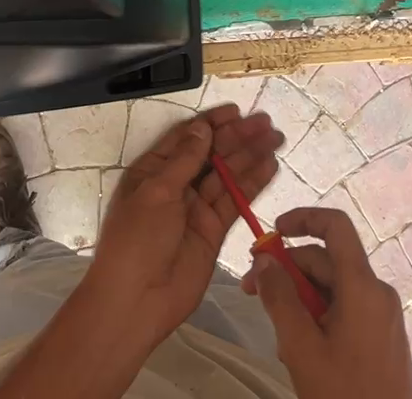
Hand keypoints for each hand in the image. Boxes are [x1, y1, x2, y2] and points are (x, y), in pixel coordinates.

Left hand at [82, 103, 283, 348]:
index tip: (236, 111)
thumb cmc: (136, 239)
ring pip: (227, 175)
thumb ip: (184, 160)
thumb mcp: (155, 192)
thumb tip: (202, 128)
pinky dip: (252, 183)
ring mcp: (196, 207)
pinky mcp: (213, 230)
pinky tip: (270, 166)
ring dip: (250, 156)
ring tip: (275, 138)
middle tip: (265, 123)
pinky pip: (235, 200)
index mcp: (153, 170)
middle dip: (237, 137)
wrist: (136, 300)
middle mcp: (176, 185)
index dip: (211, 123)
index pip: (186, 138)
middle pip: (211, 154)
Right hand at [243, 207, 411, 398]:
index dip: (303, 219)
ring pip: (332, 288)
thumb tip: (264, 259)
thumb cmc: (343, 394)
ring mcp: (382, 316)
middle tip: (251, 291)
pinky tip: (299, 348)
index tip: (271, 232)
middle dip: (288, 269)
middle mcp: (377, 292)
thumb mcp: (301, 347)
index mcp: (363, 286)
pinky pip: (344, 310)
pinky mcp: (381, 337)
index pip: (336, 226)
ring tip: (277, 336)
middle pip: (327, 261)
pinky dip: (317, 316)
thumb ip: (279, 298)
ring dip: (299, 299)